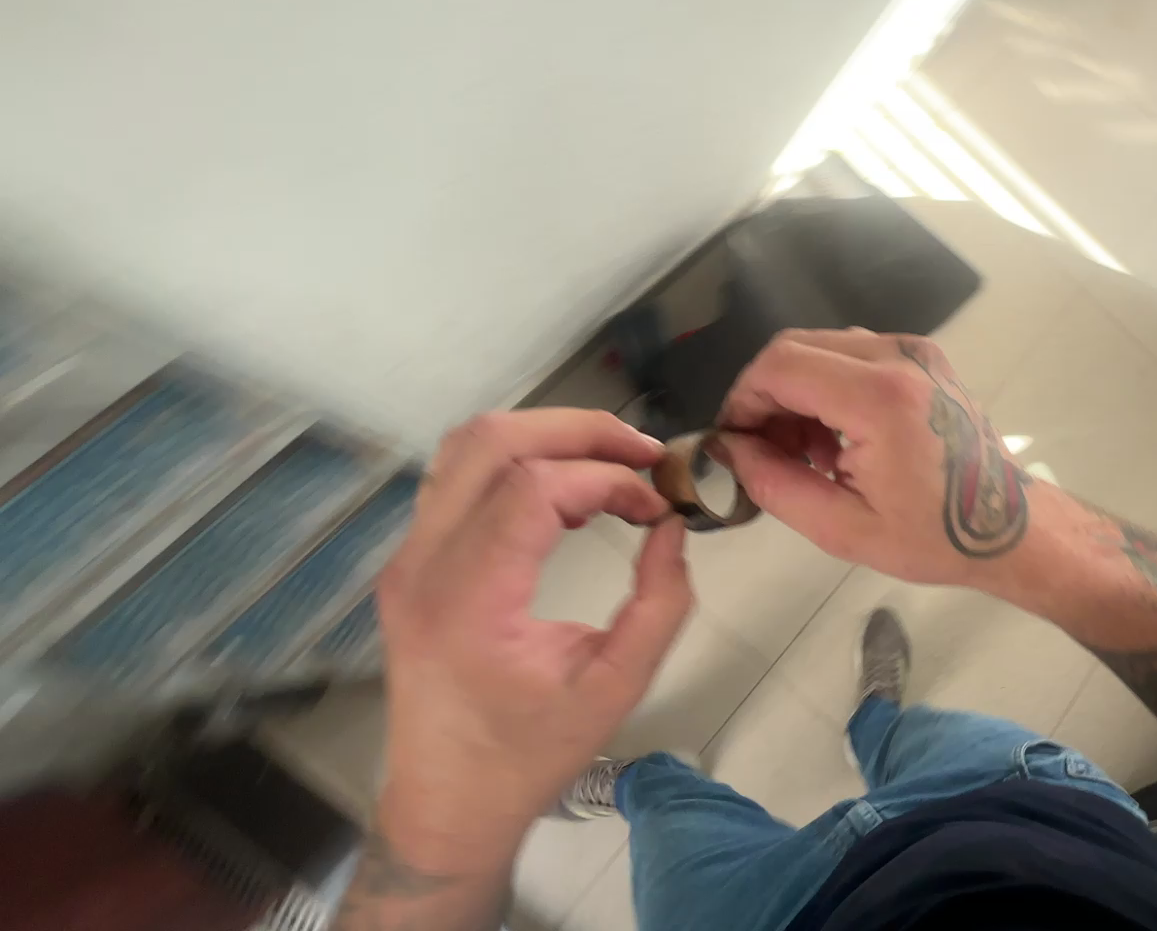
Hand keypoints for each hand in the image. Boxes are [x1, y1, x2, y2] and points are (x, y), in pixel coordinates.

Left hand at [373, 409, 691, 865]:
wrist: (447, 802)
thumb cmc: (533, 751)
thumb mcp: (619, 686)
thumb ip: (661, 601)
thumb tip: (671, 526)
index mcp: (467, 600)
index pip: (535, 488)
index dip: (609, 480)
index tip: (657, 508)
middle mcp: (422, 563)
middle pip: (491, 441)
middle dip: (581, 430)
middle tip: (643, 454)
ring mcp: (409, 556)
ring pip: (470, 445)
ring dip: (551, 436)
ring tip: (612, 464)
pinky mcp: (416, 558)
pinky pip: (466, 475)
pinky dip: (527, 461)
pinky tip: (574, 494)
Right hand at [716, 328, 1032, 588]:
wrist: (1008, 526)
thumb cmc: (934, 538)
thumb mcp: (842, 527)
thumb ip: (774, 483)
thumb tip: (728, 448)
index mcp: (881, 396)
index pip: (781, 366)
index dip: (744, 400)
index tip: (733, 441)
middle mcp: (901, 356)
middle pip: (797, 347)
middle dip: (768, 396)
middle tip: (767, 452)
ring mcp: (917, 351)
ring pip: (823, 348)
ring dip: (799, 393)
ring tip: (809, 455)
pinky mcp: (925, 358)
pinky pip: (854, 355)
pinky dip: (830, 389)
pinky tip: (839, 441)